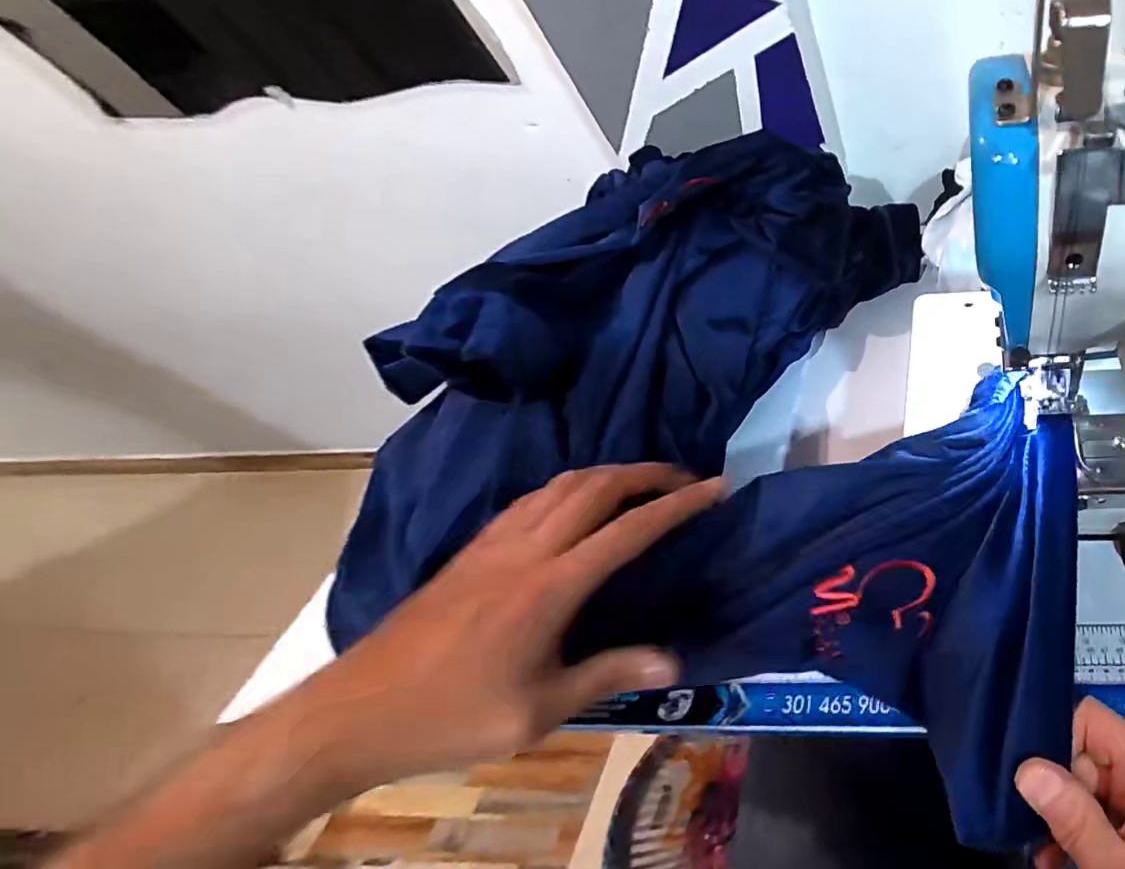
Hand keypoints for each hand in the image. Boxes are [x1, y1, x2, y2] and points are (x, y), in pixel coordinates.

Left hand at [50, 464, 721, 868]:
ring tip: (644, 482)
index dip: (679, 503)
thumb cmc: (446, 718)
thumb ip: (607, 675)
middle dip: (651, 472)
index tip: (716, 487)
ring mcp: (495, 543)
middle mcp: (527, 549)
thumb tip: (675, 663)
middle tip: (687, 477)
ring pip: (565, 483)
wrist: (342, 718)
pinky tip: (581, 500)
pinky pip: (536, 496)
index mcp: (550, 586)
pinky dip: (574, 484)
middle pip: (599, 485)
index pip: (630, 528)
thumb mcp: (535, 713)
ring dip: (613, 472)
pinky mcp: (473, 548)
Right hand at [1015, 697, 1124, 868]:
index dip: (1056, 741)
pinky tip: (1059, 860)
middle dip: (1056, 790)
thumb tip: (1027, 768)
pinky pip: (1107, 815)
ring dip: (1064, 819)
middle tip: (1029, 833)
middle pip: (1088, 756)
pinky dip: (1082, 834)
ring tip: (1042, 857)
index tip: (1030, 783)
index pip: (1092, 720)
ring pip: (1092, 789)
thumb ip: (1075, 819)